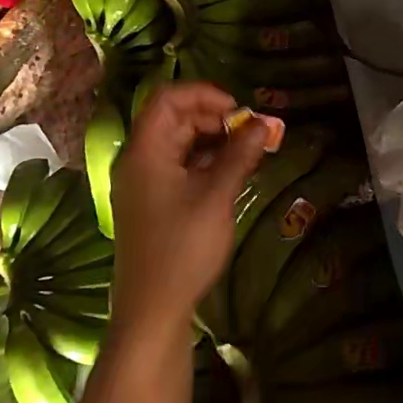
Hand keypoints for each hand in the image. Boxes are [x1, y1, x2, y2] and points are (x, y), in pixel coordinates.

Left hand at [109, 83, 268, 336]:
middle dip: (215, 118)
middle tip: (252, 133)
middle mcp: (139, 160)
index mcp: (145, 151)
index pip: (168, 98)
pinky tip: (233, 173)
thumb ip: (239, 155)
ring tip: (249, 152)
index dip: (204, 94)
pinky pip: (179, 166)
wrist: (153, 308)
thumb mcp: (217, 197)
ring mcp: (144, 182)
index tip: (239, 109)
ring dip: (214, 140)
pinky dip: (206, 162)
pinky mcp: (153, 202)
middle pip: (174, 119)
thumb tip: (264, 124)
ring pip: (179, 143)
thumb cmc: (183, 248)